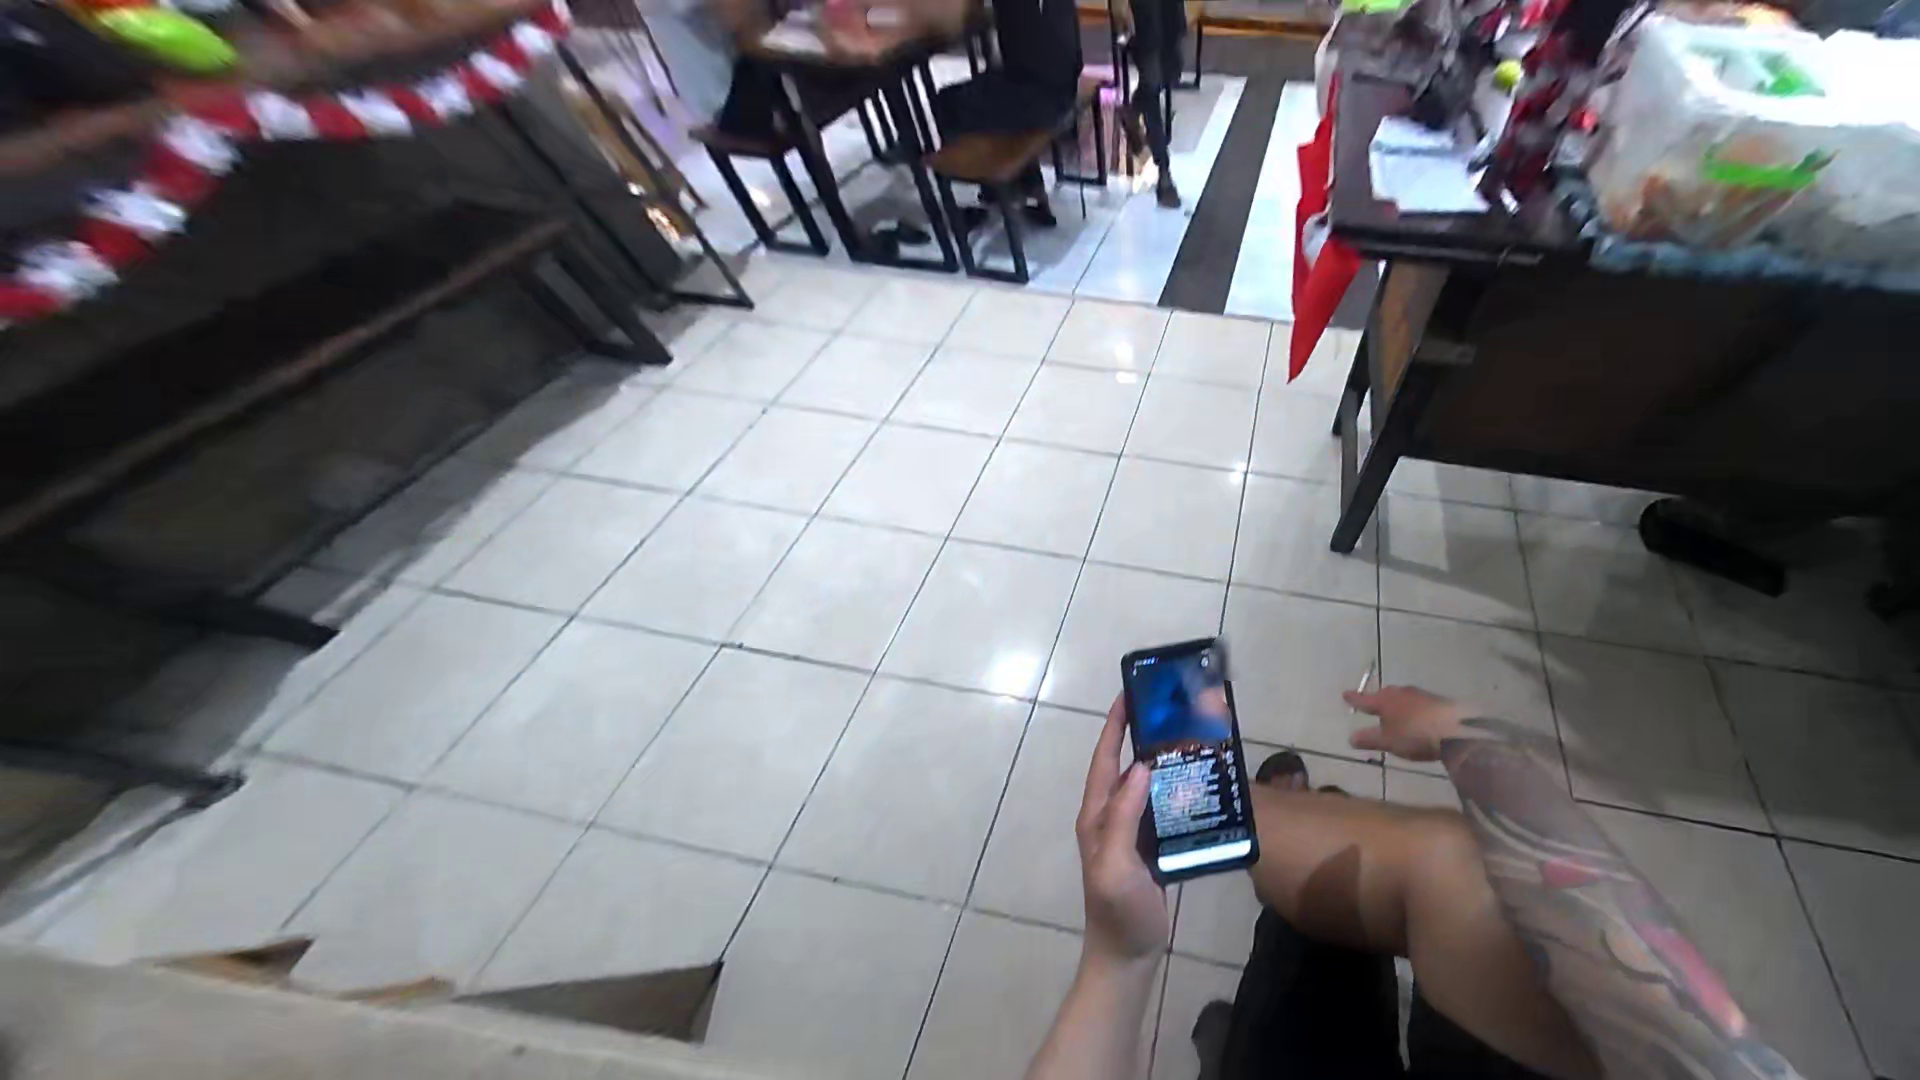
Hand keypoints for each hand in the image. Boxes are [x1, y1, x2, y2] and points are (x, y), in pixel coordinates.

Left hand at [1076, 696, 1168, 962]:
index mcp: (1096, 814)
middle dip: (1135, 736)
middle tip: (1162, 712)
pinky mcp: (1146, 846)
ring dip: (1157, 761)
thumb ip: (1123, 816)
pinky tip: (1193, 784)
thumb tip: (1139, 768)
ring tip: (1182, 738)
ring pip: (1141, 785)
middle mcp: (1108, 815)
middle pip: (1122, 766)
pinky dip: (1171, 791)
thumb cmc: (1117, 909)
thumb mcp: (1115, 863)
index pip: (1104, 760)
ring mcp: (1128, 830)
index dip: (1113, 728)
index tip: (1126, 697)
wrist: (1127, 955)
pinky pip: (1157, 808)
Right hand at [1343, 685, 1473, 761]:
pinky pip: (1422, 703)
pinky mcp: (1442, 701)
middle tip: (1376, 705)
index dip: (1354, 699)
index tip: (1345, 695)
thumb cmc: (1415, 735)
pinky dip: (1418, 709)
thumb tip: (1351, 738)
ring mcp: (1422, 695)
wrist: (1458, 730)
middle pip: (1385, 695)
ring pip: (1405, 697)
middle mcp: (1400, 693)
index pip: (1363, 699)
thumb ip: (1369, 739)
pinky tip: (1422, 718)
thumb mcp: (1388, 742)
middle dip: (1379, 699)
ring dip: (1401, 704)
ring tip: (1400, 713)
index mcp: (1383, 701)